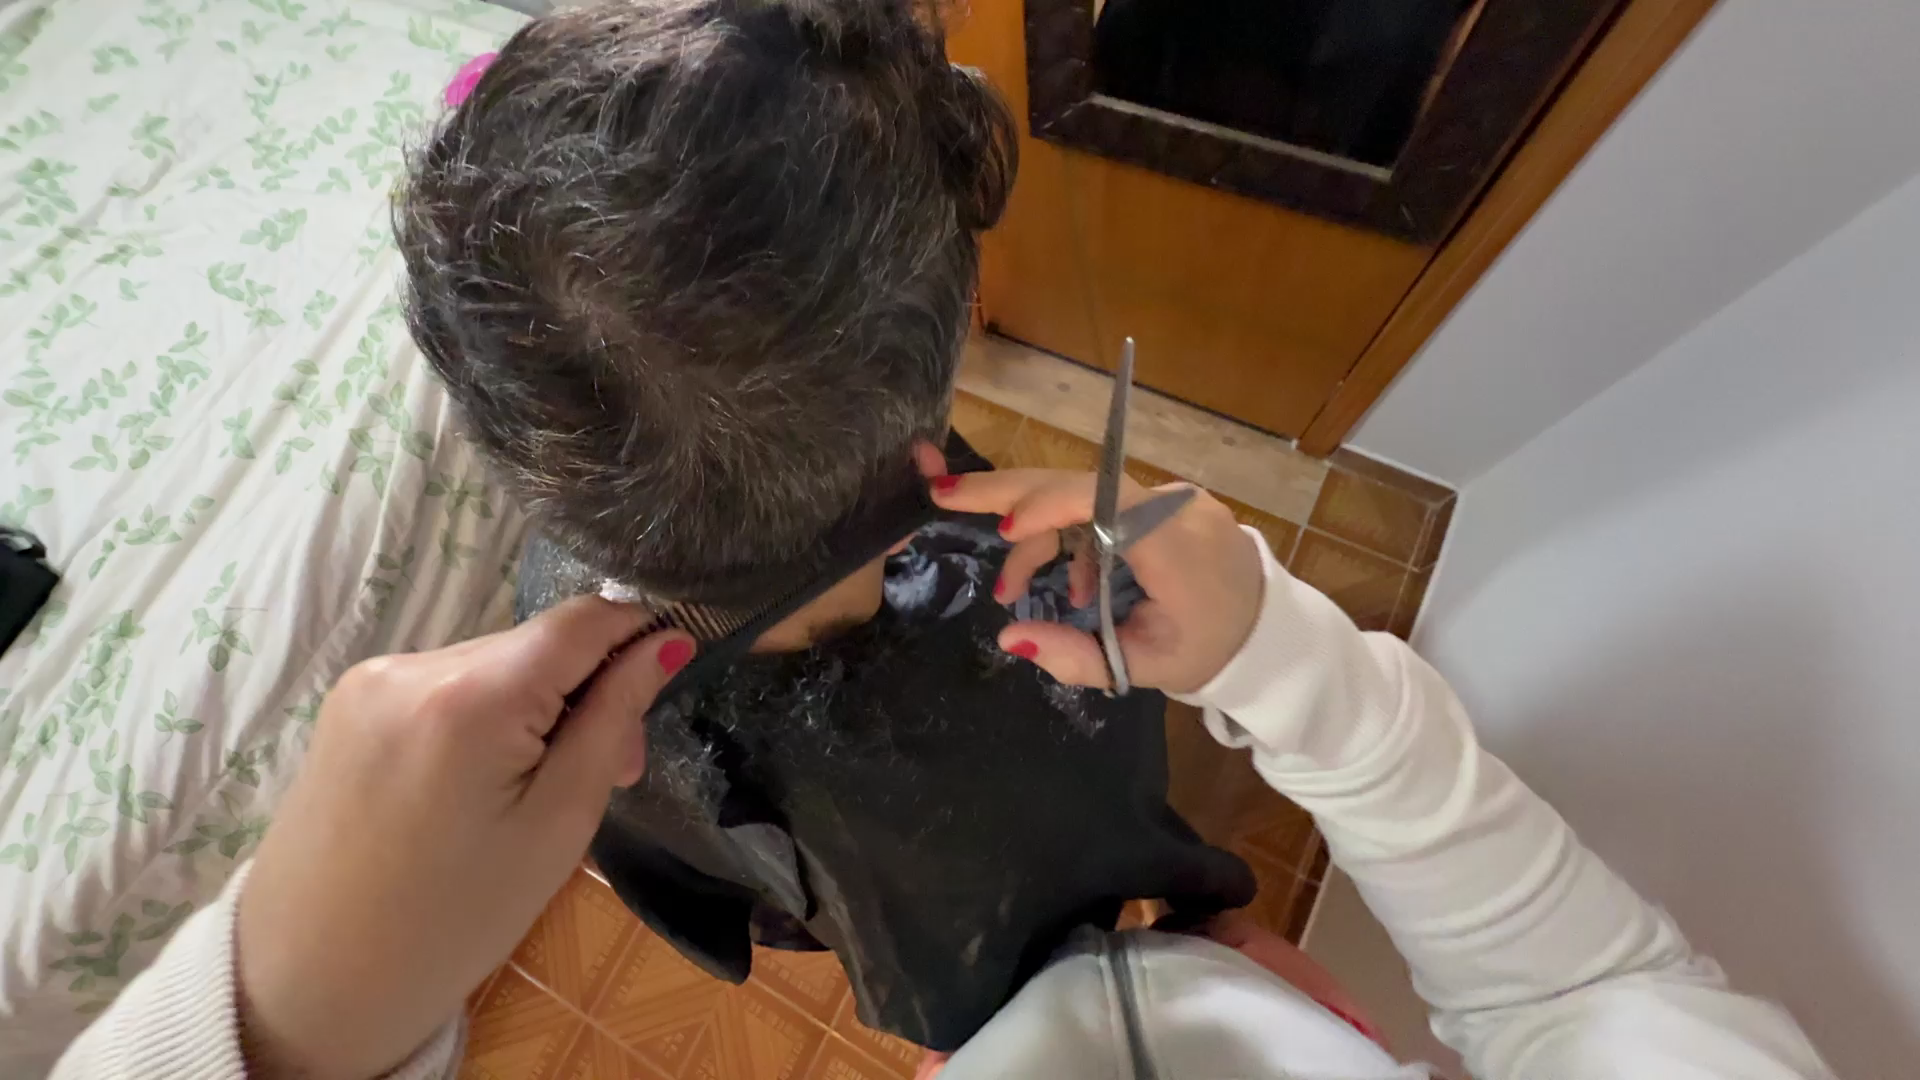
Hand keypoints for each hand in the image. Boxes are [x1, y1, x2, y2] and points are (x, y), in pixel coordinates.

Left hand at [235, 597, 693, 1078]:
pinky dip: (498, 709)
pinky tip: (494, 771)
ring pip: (505, 660)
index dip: (641, 629)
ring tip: (549, 780)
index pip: (585, 618)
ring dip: (547, 701)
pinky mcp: (354, 699)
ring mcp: (374, 678)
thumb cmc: (458, 916)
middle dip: (594, 687)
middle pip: (545, 643)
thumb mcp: (562, 818)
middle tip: (614, 768)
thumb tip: (670, 643)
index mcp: (470, 696)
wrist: (305, 989)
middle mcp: (415, 664)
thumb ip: (617, 715)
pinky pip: (461, 679)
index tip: (675, 667)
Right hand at [931, 469, 1263, 693]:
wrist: (1266, 629)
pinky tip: (1070, 583)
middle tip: (943, 492)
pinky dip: (1068, 536)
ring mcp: (1168, 497)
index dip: (1047, 507)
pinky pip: (1100, 504)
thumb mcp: (1143, 666)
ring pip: (1080, 495)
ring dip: (1036, 535)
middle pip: (1078, 482)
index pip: (1104, 500)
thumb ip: (1076, 655)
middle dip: (1006, 491)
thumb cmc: (1208, 651)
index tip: (1002, 531)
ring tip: (1013, 589)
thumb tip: (1007, 637)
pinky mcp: (1161, 501)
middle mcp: (1171, 504)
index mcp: (1176, 543)